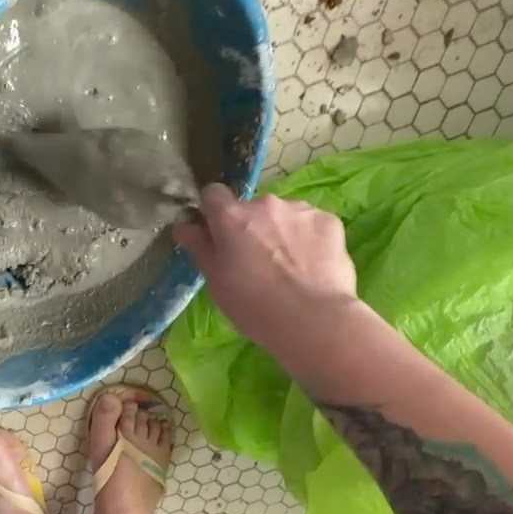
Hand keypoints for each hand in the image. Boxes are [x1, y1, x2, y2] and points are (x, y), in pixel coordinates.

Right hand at [173, 184, 359, 349]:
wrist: (312, 318)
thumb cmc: (253, 305)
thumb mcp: (216, 282)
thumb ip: (200, 248)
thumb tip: (183, 226)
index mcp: (232, 218)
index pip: (213, 195)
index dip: (212, 213)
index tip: (216, 234)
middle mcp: (265, 204)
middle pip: (251, 209)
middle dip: (250, 228)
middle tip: (255, 263)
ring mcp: (300, 209)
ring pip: (283, 215)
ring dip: (280, 232)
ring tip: (287, 267)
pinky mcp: (329, 221)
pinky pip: (311, 224)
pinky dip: (308, 239)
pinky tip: (310, 266)